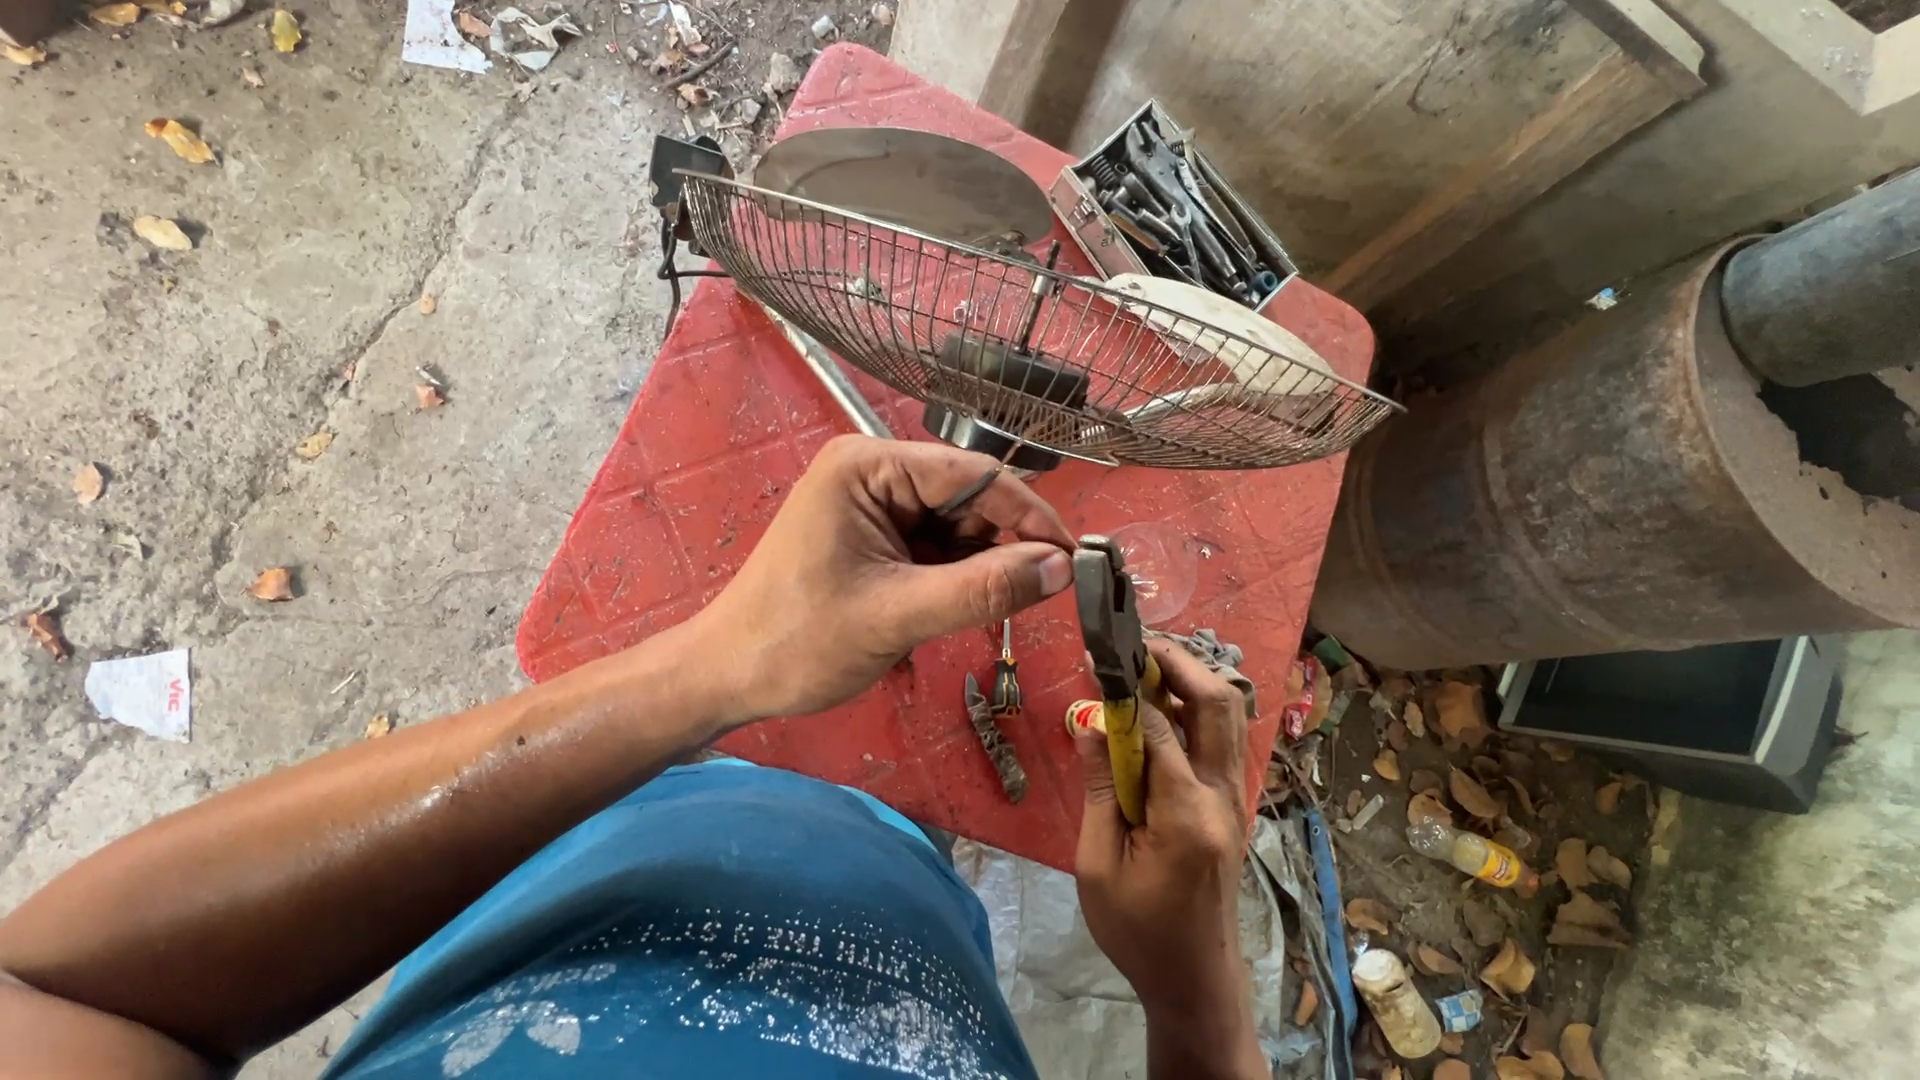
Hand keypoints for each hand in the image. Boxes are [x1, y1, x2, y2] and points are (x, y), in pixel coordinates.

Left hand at [683, 435, 1075, 722]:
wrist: (729, 677)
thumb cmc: (799, 641)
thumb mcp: (898, 614)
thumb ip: (982, 590)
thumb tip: (1062, 569)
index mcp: (868, 466)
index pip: (972, 475)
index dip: (1029, 516)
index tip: (1074, 560)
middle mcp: (873, 473)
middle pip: (968, 499)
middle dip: (1006, 544)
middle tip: (1044, 594)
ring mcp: (873, 506)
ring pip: (957, 526)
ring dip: (984, 564)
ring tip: (1000, 607)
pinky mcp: (874, 538)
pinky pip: (935, 548)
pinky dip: (959, 575)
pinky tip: (968, 603)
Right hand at [1073, 639, 1263, 1076]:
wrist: (1196, 981)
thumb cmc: (1137, 931)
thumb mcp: (1097, 863)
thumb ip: (1099, 788)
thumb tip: (1088, 724)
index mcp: (1186, 813)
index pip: (1160, 726)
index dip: (1127, 688)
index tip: (1098, 660)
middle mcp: (1223, 797)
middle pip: (1218, 705)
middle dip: (1181, 664)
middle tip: (1138, 646)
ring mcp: (1236, 802)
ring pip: (1229, 719)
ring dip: (1193, 684)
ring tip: (1148, 667)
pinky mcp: (1234, 809)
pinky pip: (1222, 743)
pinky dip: (1197, 713)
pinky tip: (1163, 712)